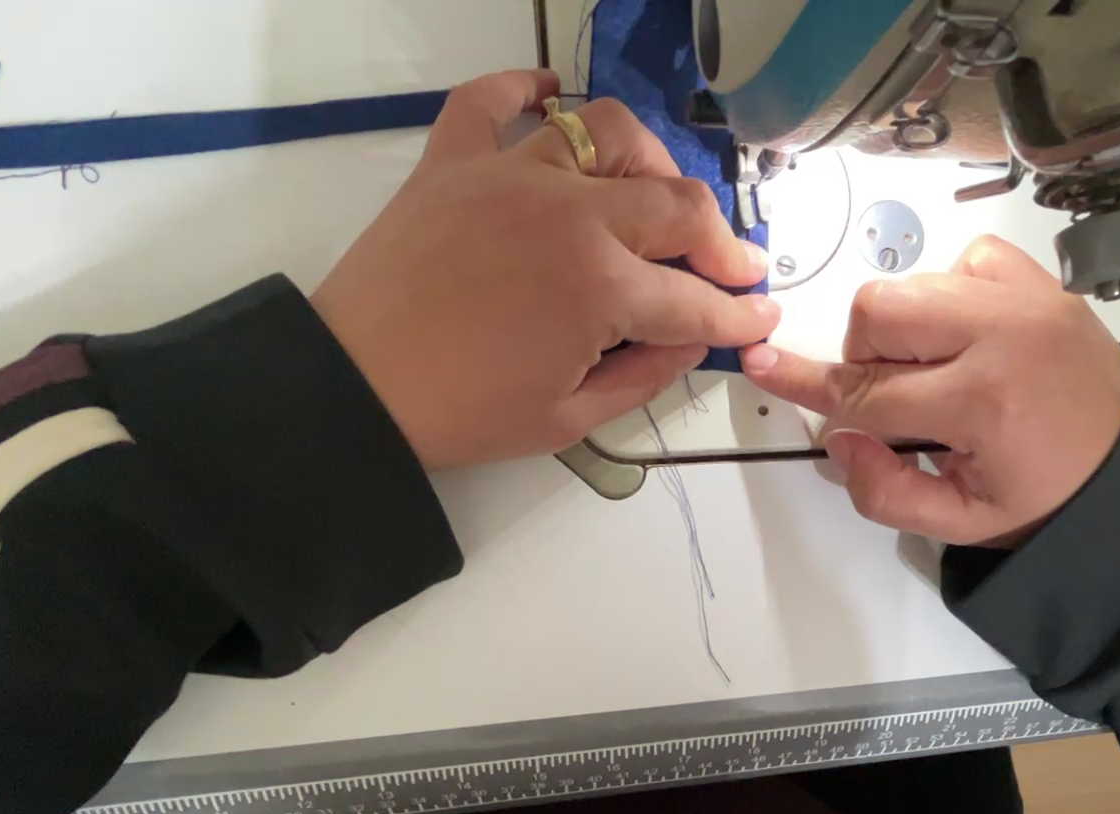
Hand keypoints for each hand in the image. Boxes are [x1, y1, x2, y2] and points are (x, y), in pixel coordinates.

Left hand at [311, 70, 778, 469]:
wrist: (356, 388)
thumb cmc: (467, 415)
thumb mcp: (571, 419)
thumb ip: (646, 374)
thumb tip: (691, 337)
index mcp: (601, 289)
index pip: (696, 298)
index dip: (739, 312)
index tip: (763, 315)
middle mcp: (570, 215)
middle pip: (675, 205)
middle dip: (721, 239)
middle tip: (732, 265)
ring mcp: (509, 175)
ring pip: (607, 133)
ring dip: (651, 162)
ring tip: (656, 196)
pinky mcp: (453, 161)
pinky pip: (494, 101)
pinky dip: (527, 89)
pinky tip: (550, 96)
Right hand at [742, 236, 1119, 547]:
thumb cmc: (1043, 501)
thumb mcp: (959, 524)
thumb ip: (883, 492)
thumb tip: (839, 438)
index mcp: (980, 402)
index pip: (865, 392)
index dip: (805, 383)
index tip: (758, 361)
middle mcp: (999, 333)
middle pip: (877, 312)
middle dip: (862, 357)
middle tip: (892, 397)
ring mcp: (1024, 296)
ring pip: (909, 282)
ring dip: (899, 330)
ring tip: (933, 371)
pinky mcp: (1039, 278)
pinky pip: (962, 260)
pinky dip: (944, 295)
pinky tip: (964, 336)